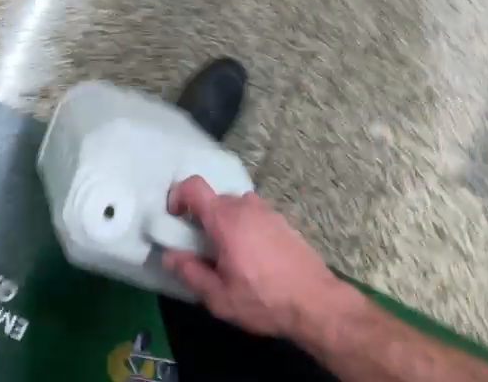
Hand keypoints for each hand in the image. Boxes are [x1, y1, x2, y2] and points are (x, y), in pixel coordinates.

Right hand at [161, 176, 347, 339]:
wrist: (316, 302)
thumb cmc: (264, 300)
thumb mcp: (220, 297)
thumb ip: (191, 273)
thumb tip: (170, 255)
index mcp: (225, 219)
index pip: (193, 185)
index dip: (178, 194)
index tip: (175, 218)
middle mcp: (244, 205)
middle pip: (214, 200)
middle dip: (203, 220)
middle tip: (204, 250)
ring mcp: (266, 210)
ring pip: (235, 208)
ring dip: (226, 225)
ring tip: (231, 257)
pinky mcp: (281, 220)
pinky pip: (253, 216)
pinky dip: (246, 229)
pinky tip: (255, 258)